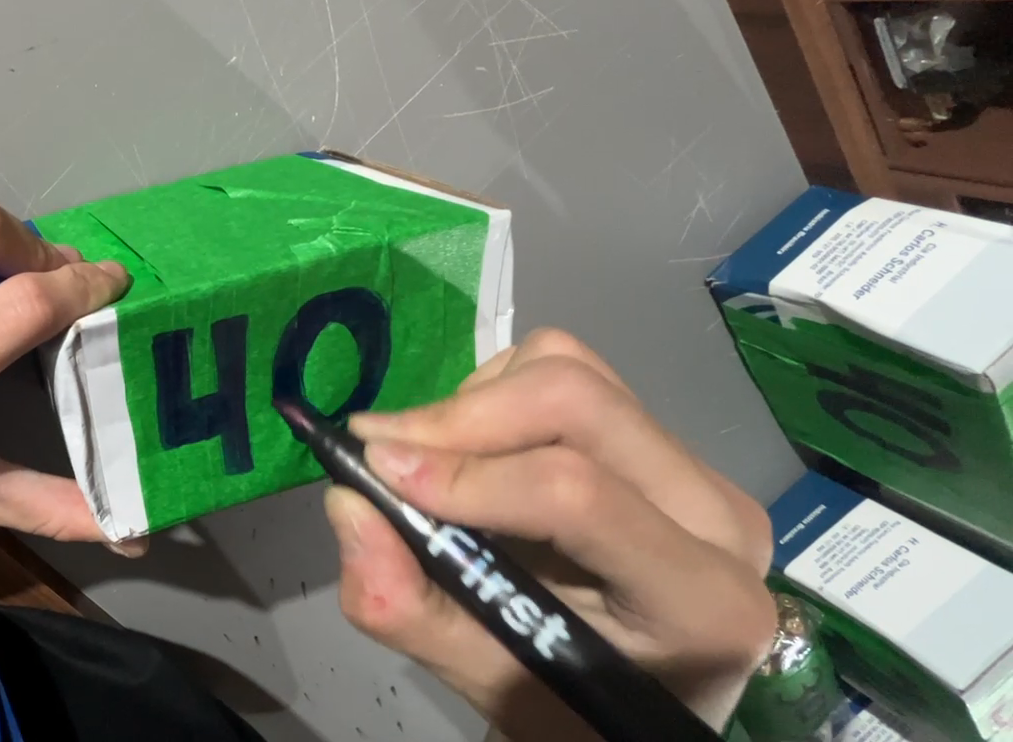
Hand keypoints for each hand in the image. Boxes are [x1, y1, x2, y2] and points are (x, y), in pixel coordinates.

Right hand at [324, 329, 775, 738]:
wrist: (629, 683)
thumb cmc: (559, 694)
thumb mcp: (478, 677)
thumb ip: (404, 604)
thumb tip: (347, 503)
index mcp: (697, 599)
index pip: (575, 495)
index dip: (464, 474)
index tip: (376, 469)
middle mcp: (713, 512)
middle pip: (574, 398)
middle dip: (457, 415)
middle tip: (382, 445)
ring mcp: (688, 463)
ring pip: (565, 367)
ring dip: (472, 401)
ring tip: (431, 455)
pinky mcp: (651, 430)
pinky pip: (560, 364)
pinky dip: (490, 389)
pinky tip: (475, 447)